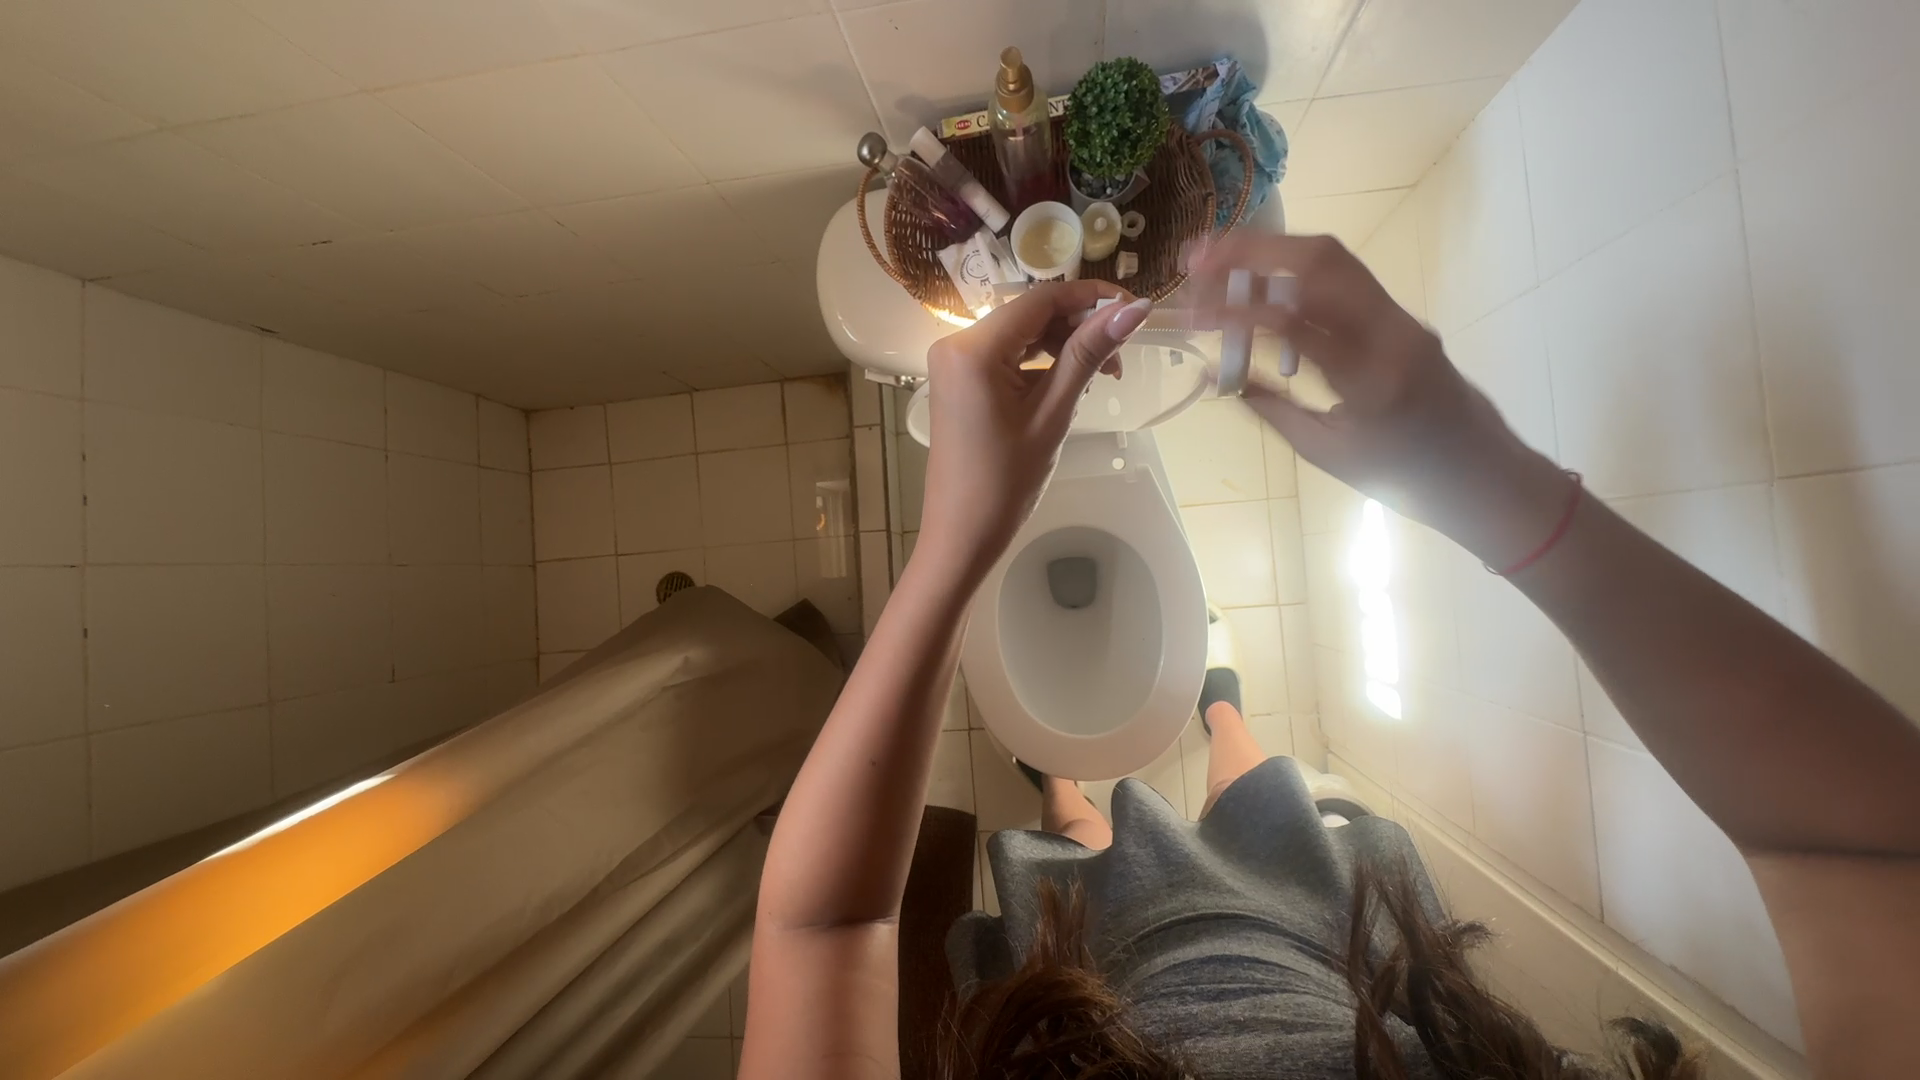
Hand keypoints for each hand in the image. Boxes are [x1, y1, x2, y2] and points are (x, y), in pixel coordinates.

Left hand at [917, 281, 1153, 577]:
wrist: (961, 534)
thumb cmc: (1007, 481)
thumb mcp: (1052, 414)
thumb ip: (1088, 355)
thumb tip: (1134, 308)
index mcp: (973, 348)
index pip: (1040, 299)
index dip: (1089, 297)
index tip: (1133, 313)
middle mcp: (956, 344)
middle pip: (1029, 314)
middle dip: (1077, 328)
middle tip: (1118, 362)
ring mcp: (954, 365)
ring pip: (1020, 336)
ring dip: (1061, 348)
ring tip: (1099, 380)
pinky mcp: (958, 383)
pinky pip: (1005, 358)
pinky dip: (1038, 366)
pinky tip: (1066, 388)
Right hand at [1186, 233, 1568, 564]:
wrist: (1476, 468)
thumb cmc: (1397, 474)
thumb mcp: (1323, 450)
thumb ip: (1270, 406)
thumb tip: (1217, 374)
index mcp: (1369, 377)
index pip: (1294, 322)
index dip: (1236, 310)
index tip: (1193, 313)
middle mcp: (1390, 330)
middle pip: (1319, 262)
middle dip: (1252, 252)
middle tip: (1198, 256)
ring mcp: (1399, 315)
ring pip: (1333, 259)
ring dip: (1272, 251)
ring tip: (1219, 258)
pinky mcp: (1398, 314)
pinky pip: (1342, 278)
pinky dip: (1293, 270)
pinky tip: (1259, 281)